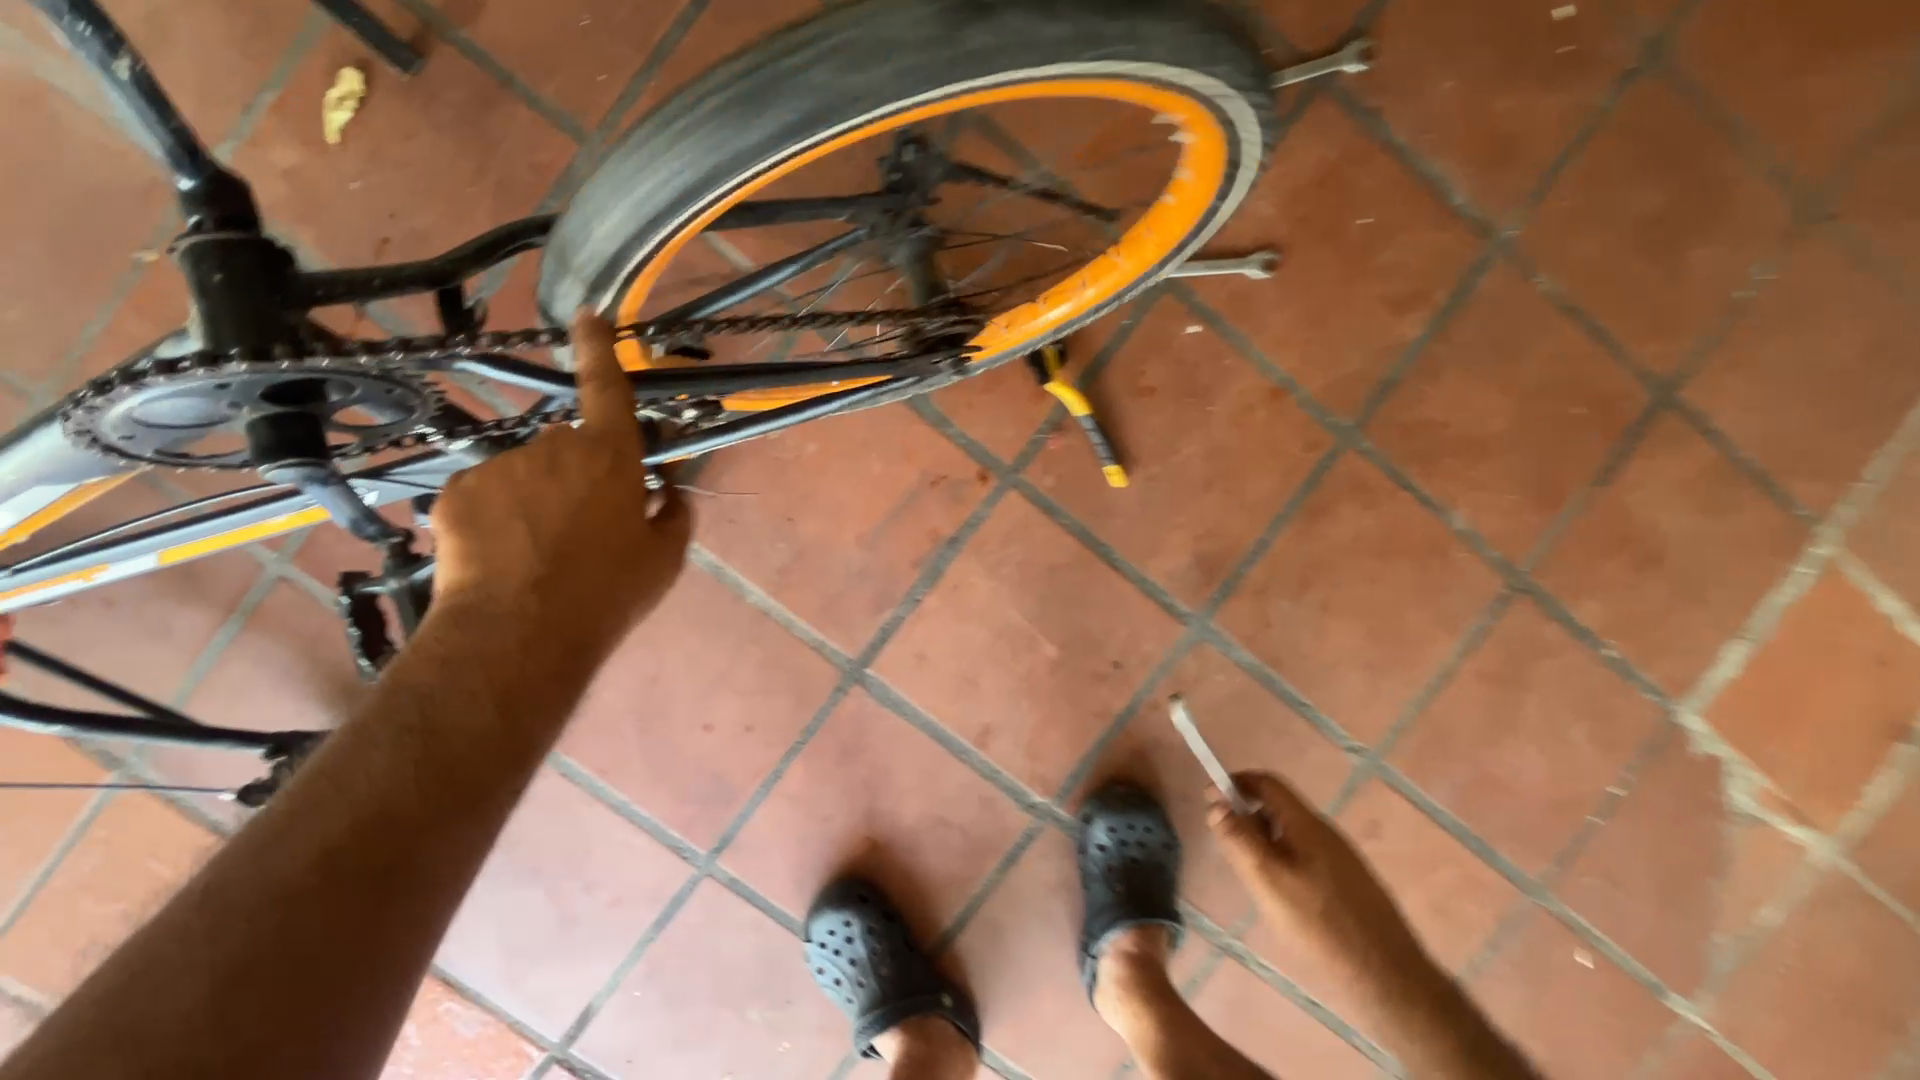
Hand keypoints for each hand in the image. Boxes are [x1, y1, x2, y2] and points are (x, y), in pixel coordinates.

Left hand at [430, 310, 690, 649]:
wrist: (519, 634)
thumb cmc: (607, 595)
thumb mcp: (664, 561)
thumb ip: (673, 515)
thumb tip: (666, 491)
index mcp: (612, 457)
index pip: (608, 389)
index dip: (600, 349)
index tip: (589, 315)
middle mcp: (556, 447)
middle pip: (569, 448)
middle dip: (575, 476)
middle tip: (580, 531)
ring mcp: (502, 466)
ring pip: (525, 474)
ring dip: (534, 501)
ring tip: (535, 556)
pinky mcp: (458, 492)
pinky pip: (485, 496)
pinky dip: (494, 519)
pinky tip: (500, 558)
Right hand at [1208, 772, 1421, 971]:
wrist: (1386, 974)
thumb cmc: (1319, 924)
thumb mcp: (1268, 881)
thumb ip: (1240, 840)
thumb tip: (1216, 803)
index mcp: (1306, 824)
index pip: (1267, 783)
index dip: (1236, 784)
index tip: (1211, 803)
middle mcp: (1326, 833)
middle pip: (1278, 809)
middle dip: (1248, 819)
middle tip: (1229, 851)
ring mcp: (1341, 858)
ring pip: (1291, 836)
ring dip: (1264, 844)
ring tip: (1253, 881)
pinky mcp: (1348, 882)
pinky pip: (1306, 858)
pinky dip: (1284, 864)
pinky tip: (1283, 900)